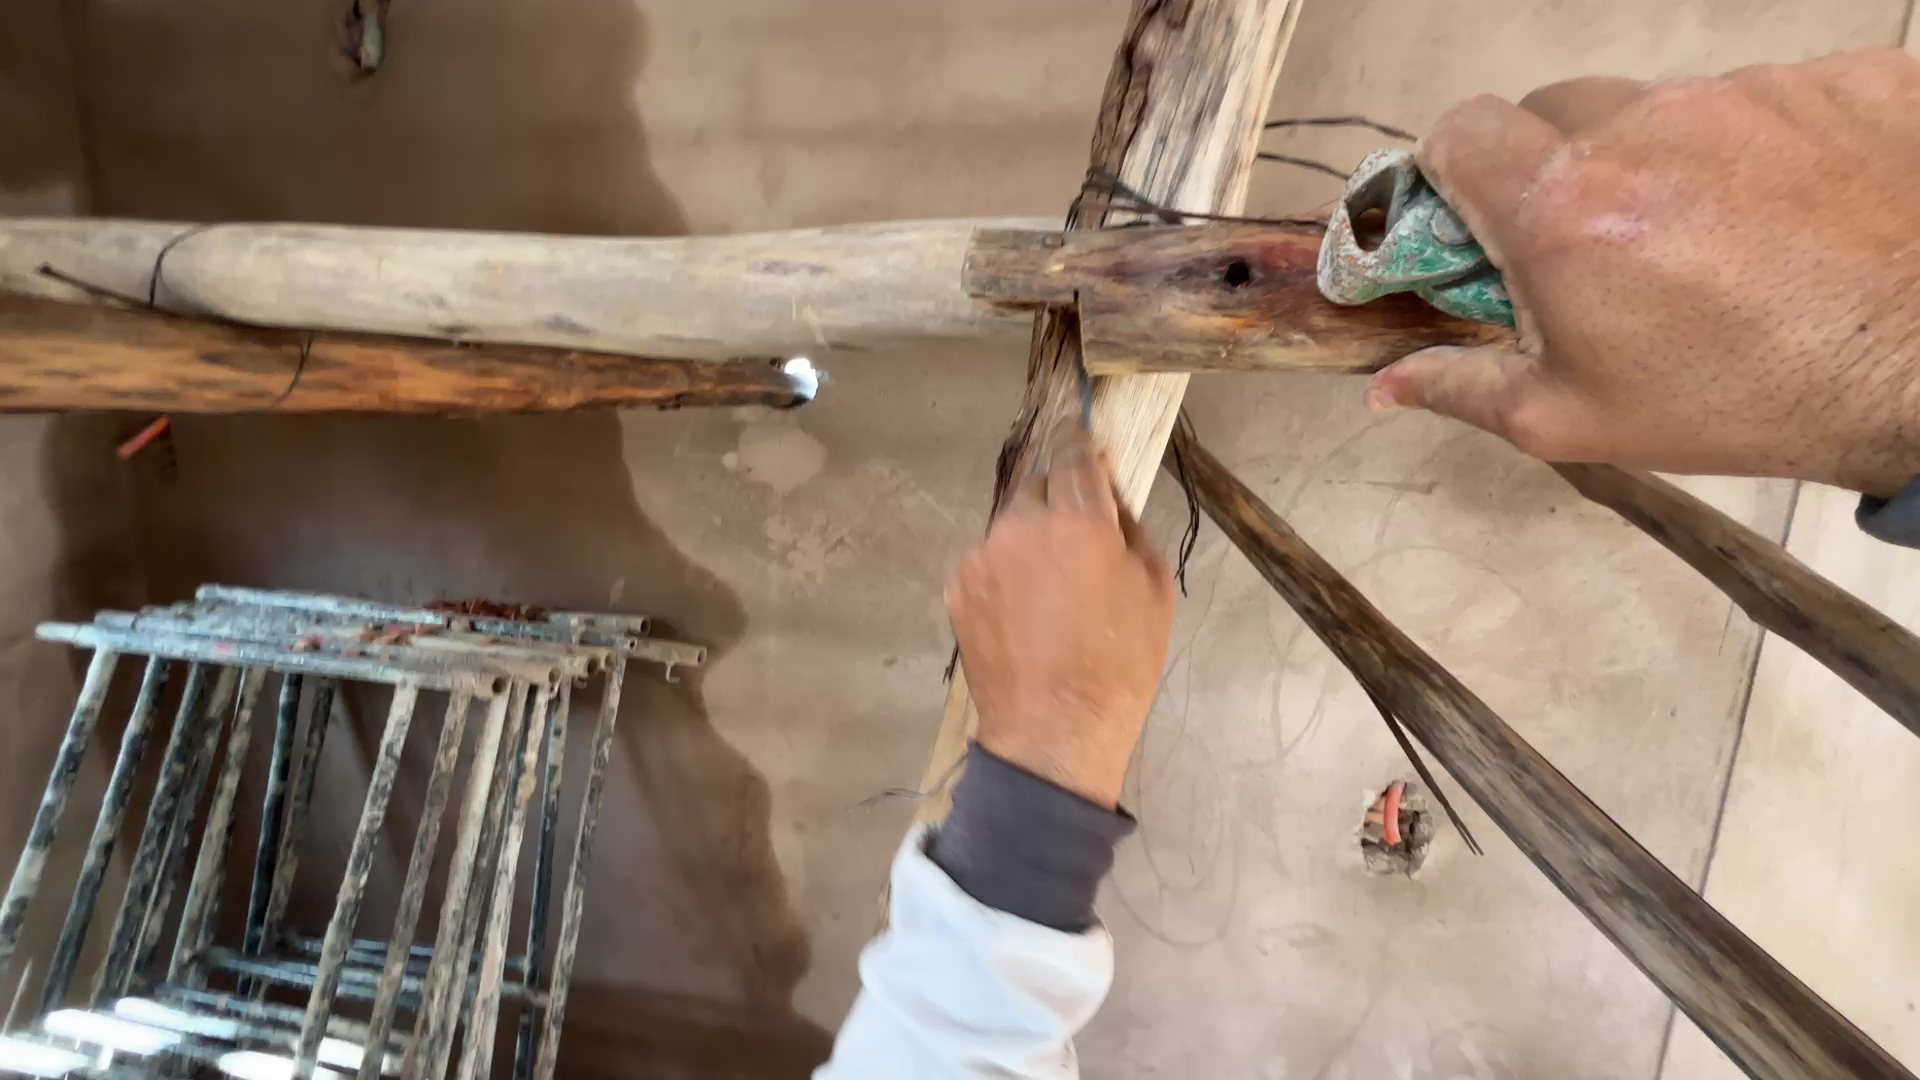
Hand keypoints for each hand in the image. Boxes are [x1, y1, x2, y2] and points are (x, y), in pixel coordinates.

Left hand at [945, 421, 1175, 808]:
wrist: (1054, 730)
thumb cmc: (1120, 663)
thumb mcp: (1153, 587)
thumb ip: (1128, 524)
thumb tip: (1106, 492)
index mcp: (1076, 520)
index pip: (1072, 453)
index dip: (1077, 436)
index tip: (1077, 426)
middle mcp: (1019, 525)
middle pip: (1037, 485)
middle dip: (1056, 497)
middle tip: (1075, 537)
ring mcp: (979, 555)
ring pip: (1009, 524)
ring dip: (1029, 537)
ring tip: (1048, 586)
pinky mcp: (956, 585)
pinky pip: (987, 558)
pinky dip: (1004, 568)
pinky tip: (1021, 608)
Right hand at [1368, 48, 1919, 496]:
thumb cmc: (1722, 399)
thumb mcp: (1558, 415)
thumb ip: (1453, 388)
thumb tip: (1378, 391)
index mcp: (1562, 206)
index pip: (1462, 128)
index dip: (1443, 163)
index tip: (1458, 211)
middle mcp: (1650, 126)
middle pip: (1550, 108)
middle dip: (1533, 163)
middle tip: (1563, 235)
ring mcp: (1760, 91)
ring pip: (1653, 106)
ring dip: (1637, 158)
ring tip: (1684, 234)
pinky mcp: (1856, 78)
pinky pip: (1754, 98)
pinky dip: (1734, 147)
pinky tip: (1771, 212)